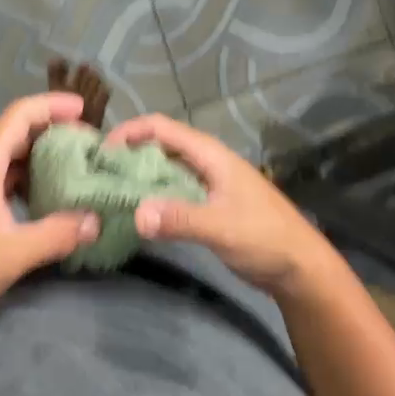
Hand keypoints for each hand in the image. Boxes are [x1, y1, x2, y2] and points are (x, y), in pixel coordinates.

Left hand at [0, 94, 100, 318]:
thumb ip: (57, 234)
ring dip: (42, 154)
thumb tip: (96, 220)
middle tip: (89, 144)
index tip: (84, 109)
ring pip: (11, 152)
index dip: (52, 105)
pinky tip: (49, 192)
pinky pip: (4, 172)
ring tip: (76, 164)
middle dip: (54, 130)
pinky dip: (29, 174)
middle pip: (17, 130)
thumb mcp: (14, 253)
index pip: (20, 114)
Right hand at [110, 114, 338, 297]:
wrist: (300, 267)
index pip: (161, 128)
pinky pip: (171, 191)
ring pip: (164, 169)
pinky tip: (134, 212)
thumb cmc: (265, 238)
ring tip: (105, 191)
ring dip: (137, 176)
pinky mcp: (207, 204)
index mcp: (209, 154)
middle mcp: (205, 162)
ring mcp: (207, 183)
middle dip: (127, 154)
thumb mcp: (222, 227)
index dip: (129, 132)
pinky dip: (151, 196)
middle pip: (159, 146)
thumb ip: (180, 218)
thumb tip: (135, 213)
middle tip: (94, 174)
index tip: (99, 152)